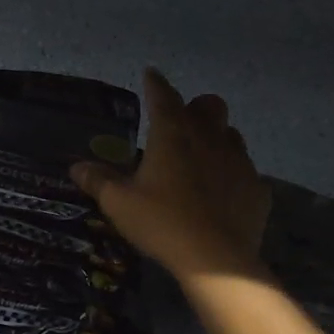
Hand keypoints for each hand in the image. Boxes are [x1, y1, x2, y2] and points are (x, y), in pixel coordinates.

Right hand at [71, 69, 270, 282]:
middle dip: (195, 108)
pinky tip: (221, 195)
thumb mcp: (119, 203)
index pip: (163, 96)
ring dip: (216, 139)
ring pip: (231, 135)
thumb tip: (76, 166)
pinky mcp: (257, 189)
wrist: (217, 260)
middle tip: (179, 124)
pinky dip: (231, 176)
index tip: (150, 74)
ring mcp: (239, 162)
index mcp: (173, 134)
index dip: (155, 84)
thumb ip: (98, 181)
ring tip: (200, 159)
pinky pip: (245, 172)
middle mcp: (209, 138)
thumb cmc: (161, 222)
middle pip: (210, 105)